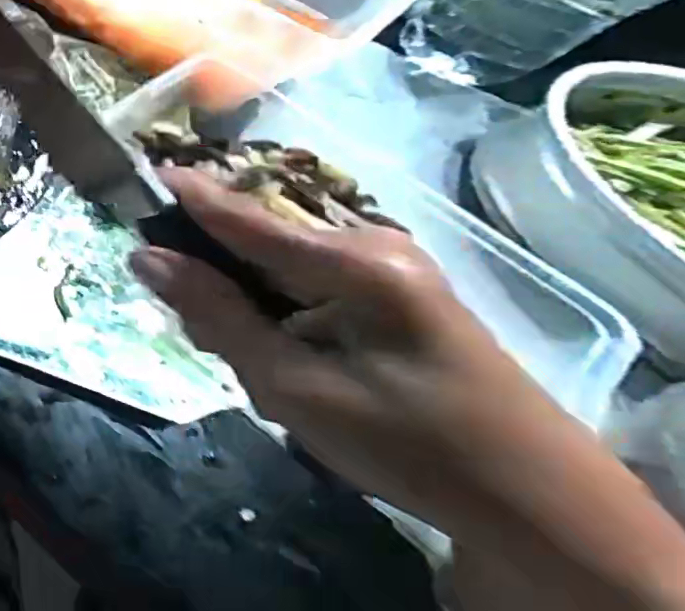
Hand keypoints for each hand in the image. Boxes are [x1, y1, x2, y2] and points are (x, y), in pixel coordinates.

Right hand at [130, 167, 593, 541]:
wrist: (546, 511)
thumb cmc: (411, 446)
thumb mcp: (294, 388)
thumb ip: (216, 315)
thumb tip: (145, 257)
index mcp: (354, 262)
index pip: (243, 214)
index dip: (186, 194)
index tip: (138, 174)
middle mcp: (371, 243)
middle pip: (259, 233)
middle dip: (213, 264)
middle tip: (189, 319)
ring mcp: (389, 262)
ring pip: (281, 257)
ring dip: (245, 291)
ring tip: (234, 348)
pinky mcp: (395, 285)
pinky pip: (310, 275)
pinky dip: (277, 303)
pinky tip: (277, 348)